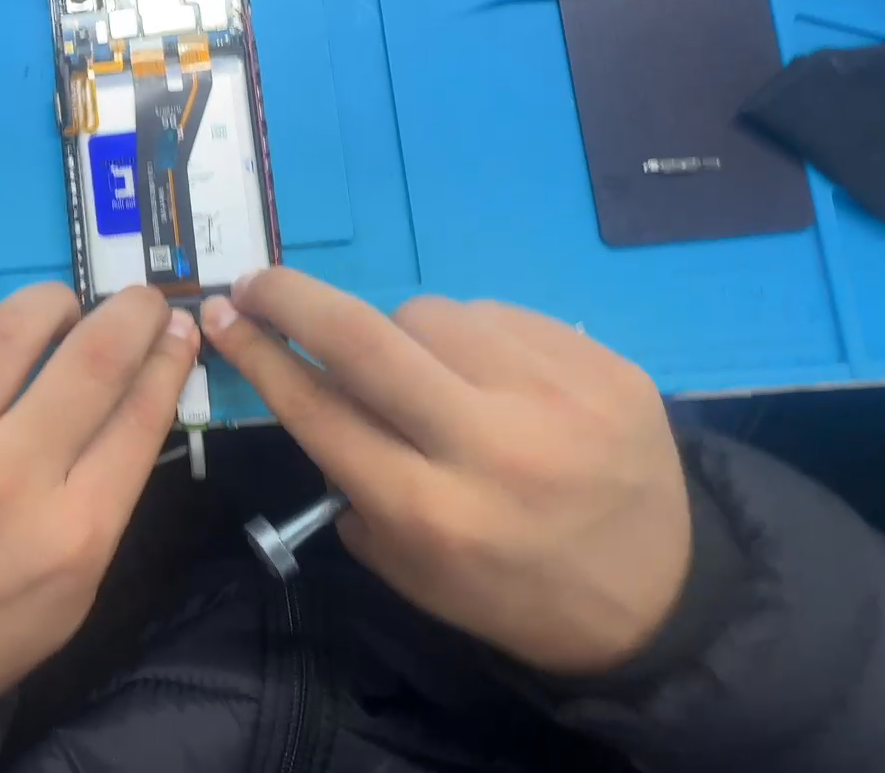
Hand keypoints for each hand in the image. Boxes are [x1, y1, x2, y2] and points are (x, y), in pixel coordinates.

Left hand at [0, 282, 199, 707]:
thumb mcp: (83, 570)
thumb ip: (116, 478)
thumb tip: (144, 380)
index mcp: (76, 527)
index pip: (142, 414)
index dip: (169, 356)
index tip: (177, 327)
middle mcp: (9, 475)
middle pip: (91, 361)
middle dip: (131, 313)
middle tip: (139, 300)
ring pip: (8, 330)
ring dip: (51, 301)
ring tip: (60, 310)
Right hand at [202, 269, 691, 674]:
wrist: (665, 602)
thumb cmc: (501, 587)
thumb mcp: (401, 560)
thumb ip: (343, 472)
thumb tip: (306, 381)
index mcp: (429, 509)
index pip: (315, 407)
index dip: (255, 352)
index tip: (219, 314)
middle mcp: (491, 448)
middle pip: (361, 338)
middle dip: (290, 298)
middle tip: (255, 282)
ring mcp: (558, 399)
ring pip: (426, 312)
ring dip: (396, 330)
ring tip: (422, 371)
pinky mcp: (608, 367)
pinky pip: (493, 313)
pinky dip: (465, 335)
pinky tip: (486, 374)